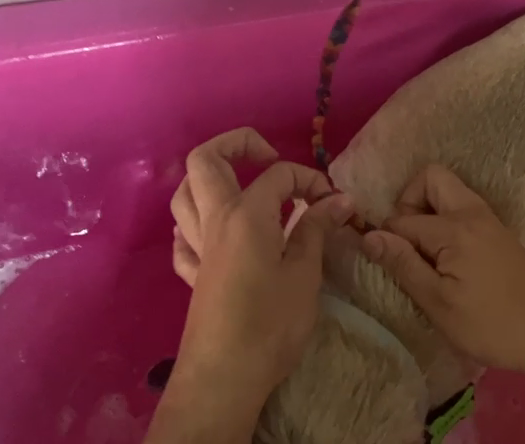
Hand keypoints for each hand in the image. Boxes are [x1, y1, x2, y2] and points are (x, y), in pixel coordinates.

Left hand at [168, 129, 353, 394]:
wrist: (223, 380)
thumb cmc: (270, 323)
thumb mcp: (305, 273)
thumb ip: (317, 228)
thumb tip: (340, 199)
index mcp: (245, 214)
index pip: (280, 175)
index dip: (311, 180)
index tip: (334, 203)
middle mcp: (214, 221)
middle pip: (206, 160)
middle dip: (240, 144)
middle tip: (273, 159)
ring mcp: (198, 248)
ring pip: (185, 193)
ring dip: (214, 179)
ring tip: (248, 188)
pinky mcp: (192, 275)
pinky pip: (184, 235)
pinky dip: (199, 223)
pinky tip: (220, 232)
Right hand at [360, 164, 524, 374]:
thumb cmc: (491, 323)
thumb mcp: (438, 303)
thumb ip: (404, 265)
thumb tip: (369, 236)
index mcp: (454, 227)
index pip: (402, 219)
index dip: (384, 239)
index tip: (378, 264)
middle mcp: (471, 211)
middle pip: (431, 178)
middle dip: (408, 204)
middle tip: (404, 248)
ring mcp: (487, 218)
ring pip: (448, 192)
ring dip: (428, 214)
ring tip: (422, 258)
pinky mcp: (497, 231)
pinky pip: (461, 209)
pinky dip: (445, 224)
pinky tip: (444, 261)